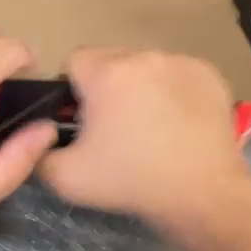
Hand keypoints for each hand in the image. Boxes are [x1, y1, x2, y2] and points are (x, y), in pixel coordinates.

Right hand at [39, 48, 250, 229]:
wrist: (202, 194)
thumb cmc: (131, 181)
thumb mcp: (68, 178)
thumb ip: (41, 153)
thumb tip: (42, 138)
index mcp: (106, 74)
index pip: (74, 60)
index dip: (73, 88)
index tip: (84, 116)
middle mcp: (143, 57)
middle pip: (111, 60)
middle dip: (107, 85)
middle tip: (116, 125)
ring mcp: (180, 62)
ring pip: (146, 65)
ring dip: (141, 86)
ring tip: (152, 125)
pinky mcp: (208, 74)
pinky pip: (178, 74)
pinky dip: (174, 91)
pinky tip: (179, 122)